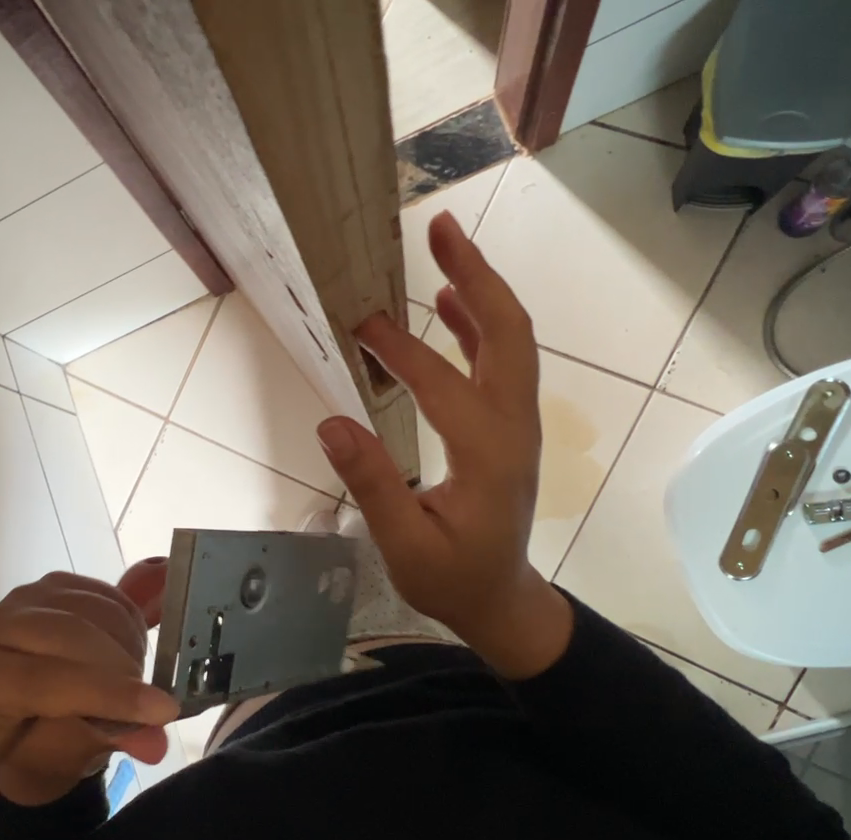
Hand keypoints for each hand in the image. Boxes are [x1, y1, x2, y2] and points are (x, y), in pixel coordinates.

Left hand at [0, 561, 179, 805]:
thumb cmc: (42, 746)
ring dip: (130, 646)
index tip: (161, 710)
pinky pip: (107, 595)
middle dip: (122, 667)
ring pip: (94, 610)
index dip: (108, 694)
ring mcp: (24, 598)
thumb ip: (110, 741)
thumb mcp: (71, 756)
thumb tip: (156, 743)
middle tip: (154, 699)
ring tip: (135, 680)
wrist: (34, 720)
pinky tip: (130, 652)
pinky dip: (131, 624)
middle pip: (68, 633)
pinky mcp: (55, 583)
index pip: (44, 679)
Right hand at [315, 211, 572, 677]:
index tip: (357, 326)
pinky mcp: (511, 428)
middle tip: (439, 227)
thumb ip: (372, 485)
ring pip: (512, 340)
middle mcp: (515, 427)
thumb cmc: (451, 579)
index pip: (443, 384)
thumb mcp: (404, 545)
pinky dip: (480, 325)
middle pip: (509, 332)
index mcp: (489, 455)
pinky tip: (449, 304)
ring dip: (482, 290)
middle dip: (476, 275)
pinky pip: (503, 362)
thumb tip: (331, 424)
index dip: (400, 351)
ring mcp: (519, 424)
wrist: (501, 599)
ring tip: (443, 247)